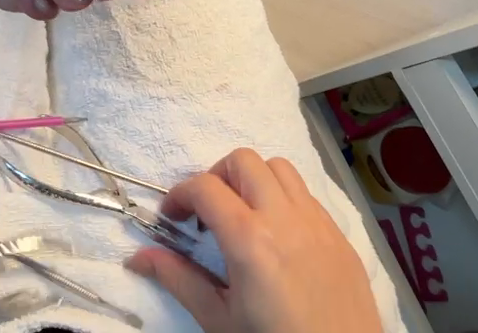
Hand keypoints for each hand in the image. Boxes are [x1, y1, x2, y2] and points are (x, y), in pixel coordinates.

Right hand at [126, 148, 378, 332]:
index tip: (172, 218)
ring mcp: (318, 224)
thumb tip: (136, 257)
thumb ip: (179, 279)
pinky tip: (279, 236)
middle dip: (218, 176)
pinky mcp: (341, 238)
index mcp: (249, 239)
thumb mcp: (220, 321)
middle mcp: (284, 218)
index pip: (204, 187)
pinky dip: (285, 200)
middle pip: (243, 161)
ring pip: (280, 169)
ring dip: (255, 180)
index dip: (179, 195)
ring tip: (245, 215)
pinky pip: (307, 196)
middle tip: (208, 211)